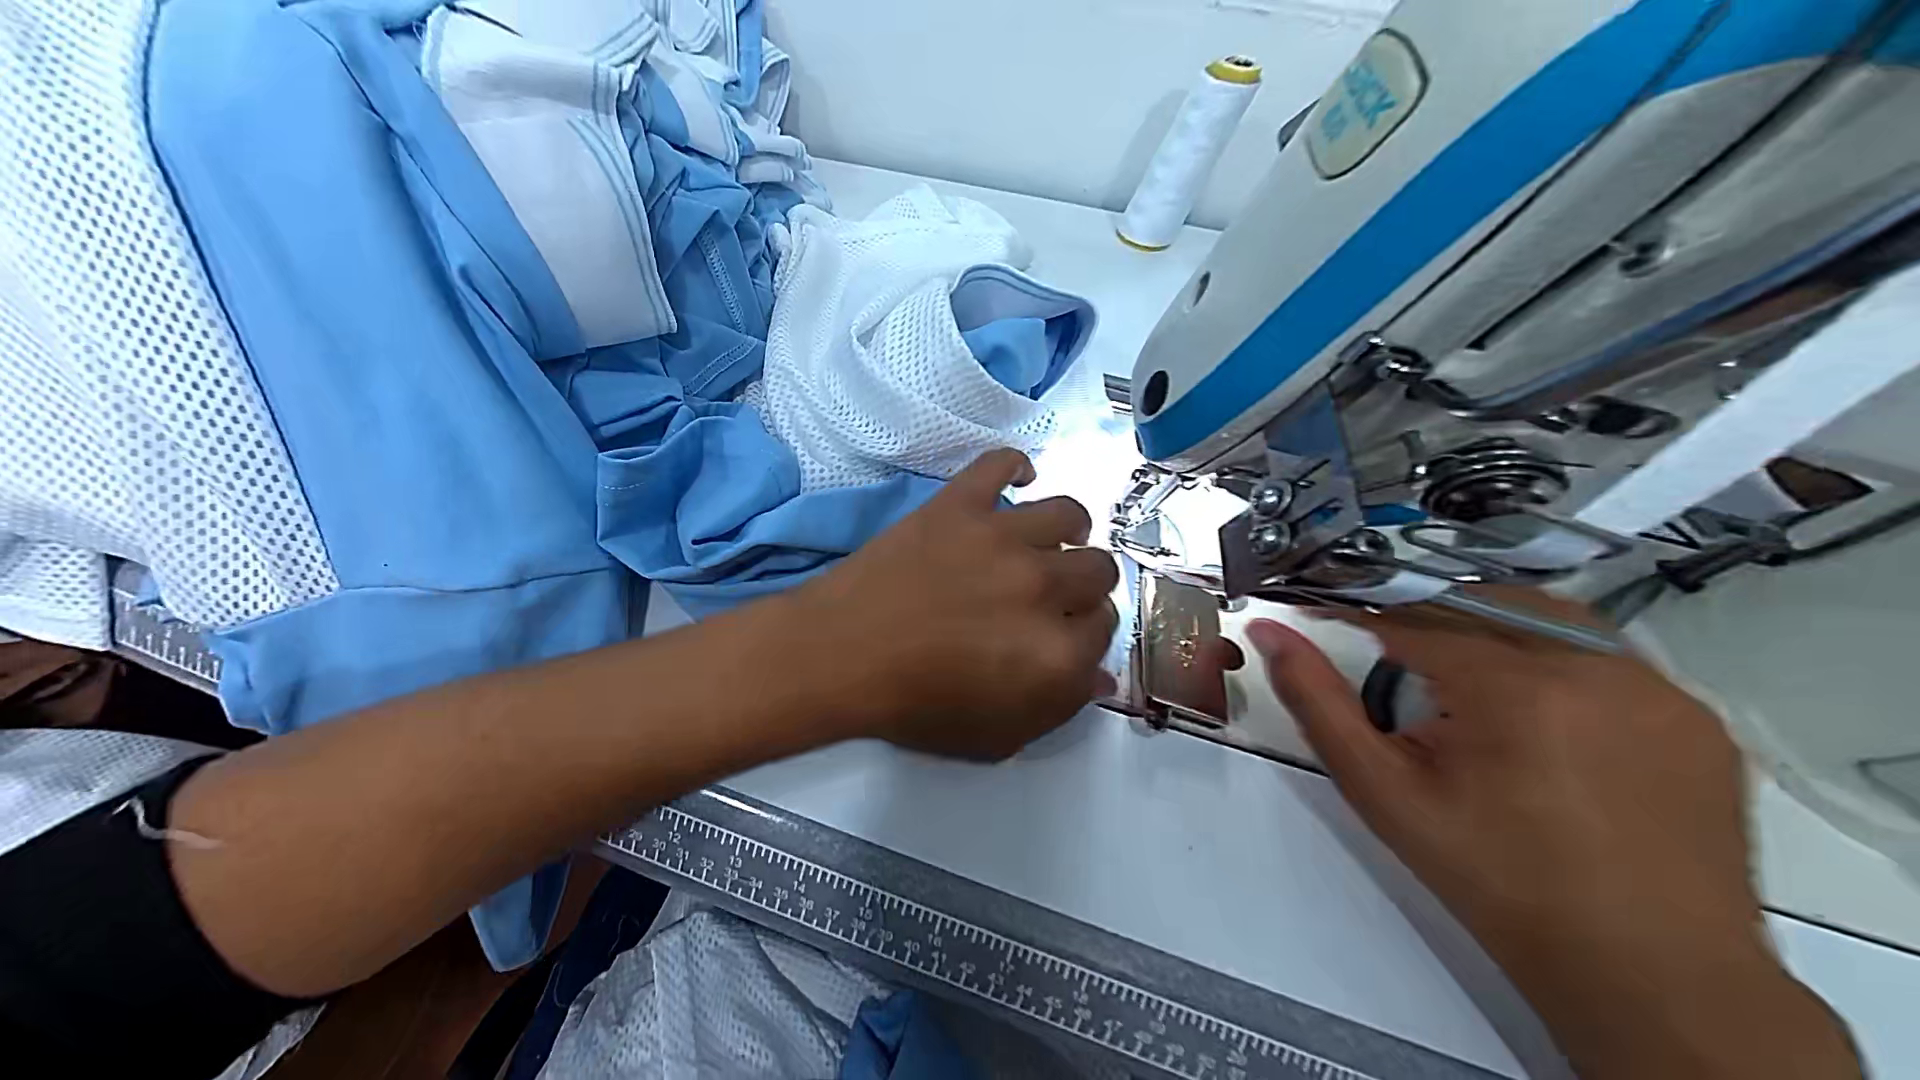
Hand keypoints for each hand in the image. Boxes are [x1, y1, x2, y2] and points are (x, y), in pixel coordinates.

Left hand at [785, 449, 1119, 760]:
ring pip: (1068, 515)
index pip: (1102, 631)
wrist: (838, 655)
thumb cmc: (913, 706)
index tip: (1066, 635)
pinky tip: (1021, 478)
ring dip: (1069, 531)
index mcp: (1056, 653)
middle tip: (1056, 595)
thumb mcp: (994, 736)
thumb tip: (1101, 679)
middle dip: (1085, 588)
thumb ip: (1057, 709)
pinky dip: (1014, 466)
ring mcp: (1001, 538)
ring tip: (1054, 540)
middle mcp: (1042, 587)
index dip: (1087, 634)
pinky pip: (1000, 464)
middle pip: (1097, 572)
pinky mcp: (960, 505)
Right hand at [1246, 589, 1859, 1078]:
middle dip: (1417, 611)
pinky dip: (1545, 656)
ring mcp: (1658, 688)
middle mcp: (1595, 668)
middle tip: (1379, 645)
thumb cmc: (1490, 876)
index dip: (1355, 605)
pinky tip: (1528, 707)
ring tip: (1449, 670)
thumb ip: (1316, 700)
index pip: (1412, 612)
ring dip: (1482, 624)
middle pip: (1478, 599)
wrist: (1642, 971)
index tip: (1317, 607)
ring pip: (1544, 615)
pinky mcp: (1693, 714)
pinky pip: (1601, 653)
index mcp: (1513, 687)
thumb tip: (1268, 631)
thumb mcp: (1380, 789)